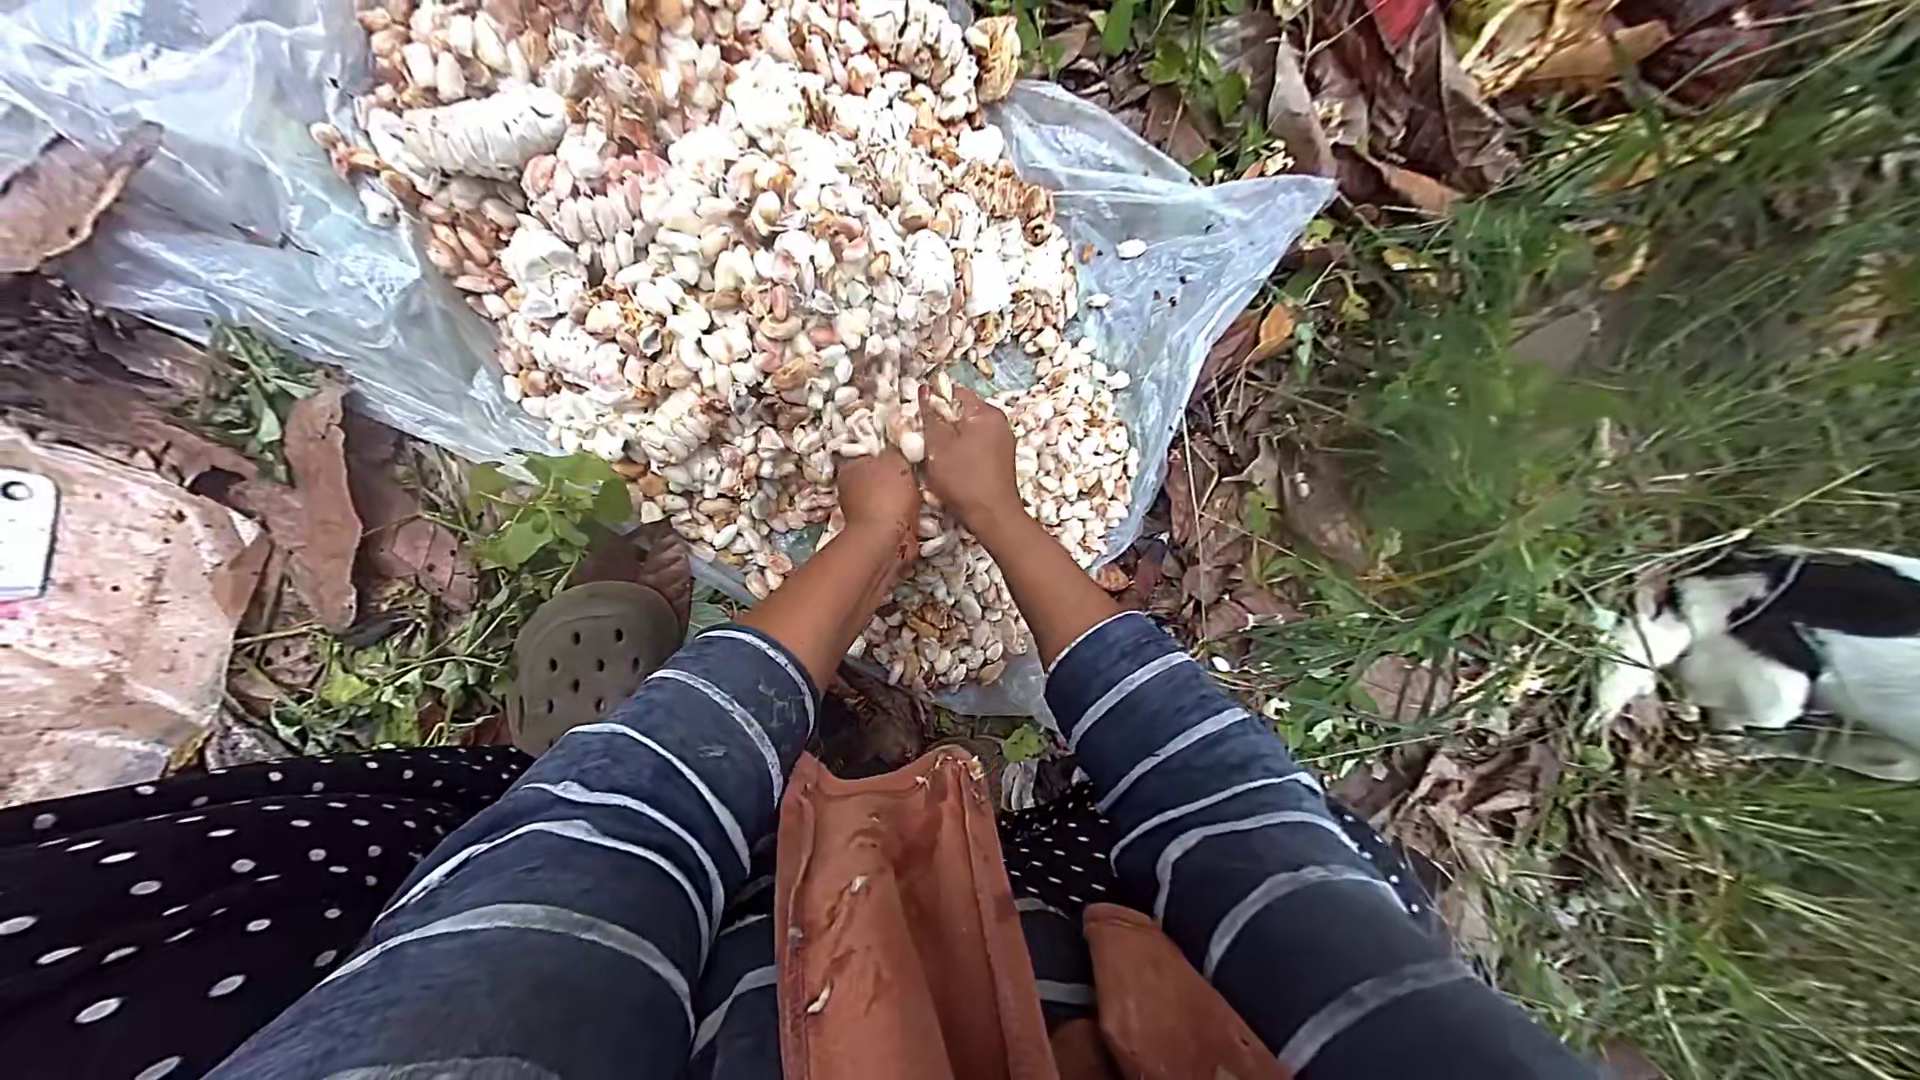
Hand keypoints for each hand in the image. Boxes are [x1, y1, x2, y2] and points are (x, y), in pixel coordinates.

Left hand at [836, 448, 918, 541]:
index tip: (910, 454)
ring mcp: (864, 512)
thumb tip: (901, 451)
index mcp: (850, 469)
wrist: (887, 540)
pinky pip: (899, 515)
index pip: (871, 453)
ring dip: (908, 497)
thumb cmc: (887, 495)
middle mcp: (852, 490)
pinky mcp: (879, 530)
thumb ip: (896, 450)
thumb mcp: (895, 460)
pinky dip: (910, 515)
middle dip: (902, 477)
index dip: (892, 453)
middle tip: (921, 474)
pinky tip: (922, 511)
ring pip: (892, 497)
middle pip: (883, 476)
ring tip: (925, 493)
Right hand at [921, 383, 1023, 536]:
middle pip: (962, 412)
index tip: (919, 422)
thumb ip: (930, 415)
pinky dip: (963, 453)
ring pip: (968, 431)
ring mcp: (1003, 442)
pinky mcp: (1001, 460)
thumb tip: (924, 389)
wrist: (993, 516)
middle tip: (925, 442)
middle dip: (942, 424)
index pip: (954, 393)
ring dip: (950, 440)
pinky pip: (977, 447)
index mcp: (986, 412)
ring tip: (937, 458)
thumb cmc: (963, 479)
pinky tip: (953, 469)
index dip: (933, 403)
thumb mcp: (938, 445)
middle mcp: (999, 422)